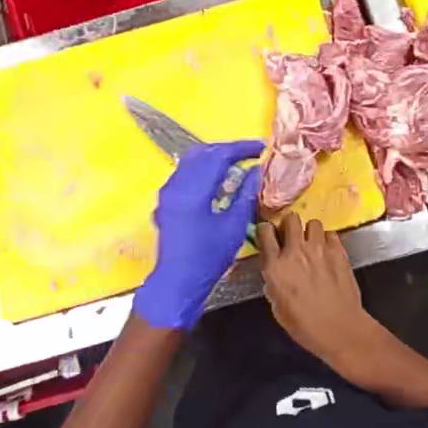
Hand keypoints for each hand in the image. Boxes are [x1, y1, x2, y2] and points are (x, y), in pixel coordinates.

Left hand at [133, 140, 263, 329]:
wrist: (177, 280)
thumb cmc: (208, 258)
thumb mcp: (233, 227)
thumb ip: (245, 195)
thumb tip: (255, 172)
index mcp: (193, 190)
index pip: (218, 155)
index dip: (241, 148)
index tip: (261, 147)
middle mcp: (177, 185)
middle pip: (203, 152)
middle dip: (228, 149)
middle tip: (250, 153)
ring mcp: (168, 192)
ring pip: (192, 161)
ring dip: (215, 157)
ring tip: (237, 163)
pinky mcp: (167, 200)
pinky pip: (186, 173)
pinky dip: (204, 169)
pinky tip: (219, 179)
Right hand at [258, 212, 387, 378]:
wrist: (340, 328)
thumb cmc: (305, 326)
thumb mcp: (277, 307)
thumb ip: (274, 283)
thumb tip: (275, 273)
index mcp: (275, 266)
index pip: (264, 231)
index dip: (266, 231)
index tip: (268, 236)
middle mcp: (295, 251)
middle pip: (290, 218)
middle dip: (289, 225)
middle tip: (291, 237)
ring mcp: (319, 249)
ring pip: (313, 222)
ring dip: (310, 232)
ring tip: (312, 244)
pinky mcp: (339, 252)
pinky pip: (331, 234)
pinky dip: (327, 240)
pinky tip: (328, 252)